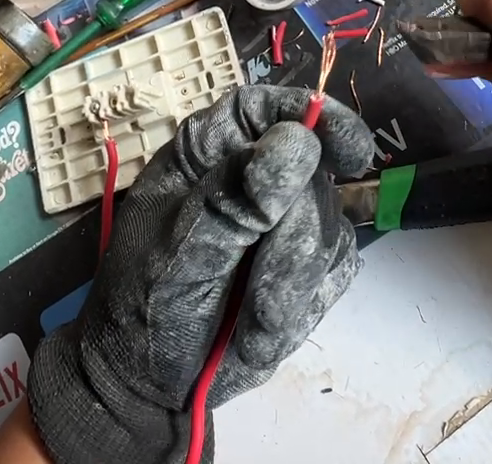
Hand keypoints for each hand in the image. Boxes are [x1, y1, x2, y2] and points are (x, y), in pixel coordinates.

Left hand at [27, 85, 374, 463]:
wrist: (151, 385)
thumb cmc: (143, 307)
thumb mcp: (175, 252)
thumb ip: (234, 198)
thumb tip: (299, 141)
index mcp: (207, 153)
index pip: (264, 108)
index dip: (311, 114)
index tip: (349, 147)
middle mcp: (252, 175)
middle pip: (311, 173)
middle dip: (292, 238)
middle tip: (258, 292)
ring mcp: (285, 219)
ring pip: (329, 227)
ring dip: (290, 283)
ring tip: (245, 319)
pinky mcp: (309, 265)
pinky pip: (336, 271)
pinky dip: (301, 307)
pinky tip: (258, 329)